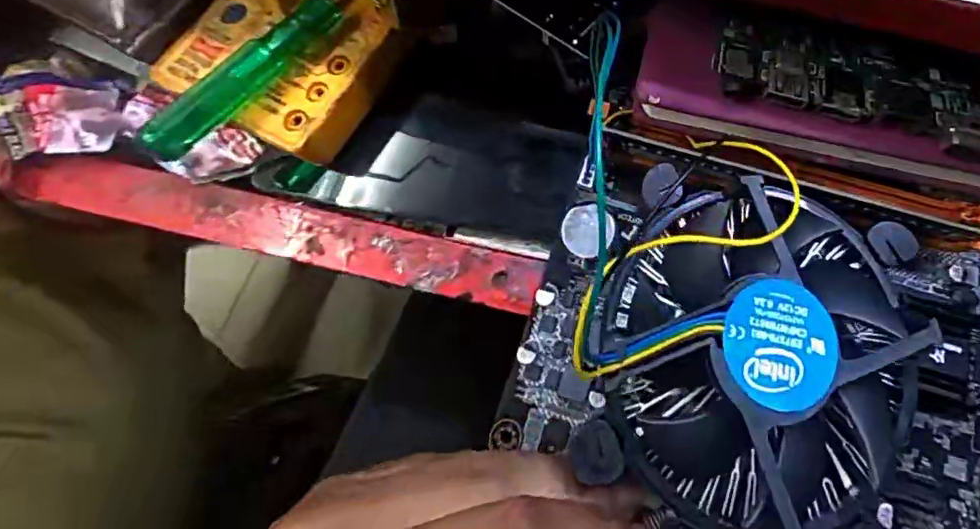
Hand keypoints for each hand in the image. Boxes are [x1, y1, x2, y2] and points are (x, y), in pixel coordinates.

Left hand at [273, 451, 646, 528]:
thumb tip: (570, 523)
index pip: (510, 517)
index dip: (582, 521)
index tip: (632, 525)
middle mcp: (363, 511)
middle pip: (506, 478)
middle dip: (578, 496)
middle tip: (631, 509)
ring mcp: (350, 492)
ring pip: (482, 458)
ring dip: (548, 477)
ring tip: (593, 498)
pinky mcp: (347, 487)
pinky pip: (448, 463)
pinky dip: (501, 476)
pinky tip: (529, 490)